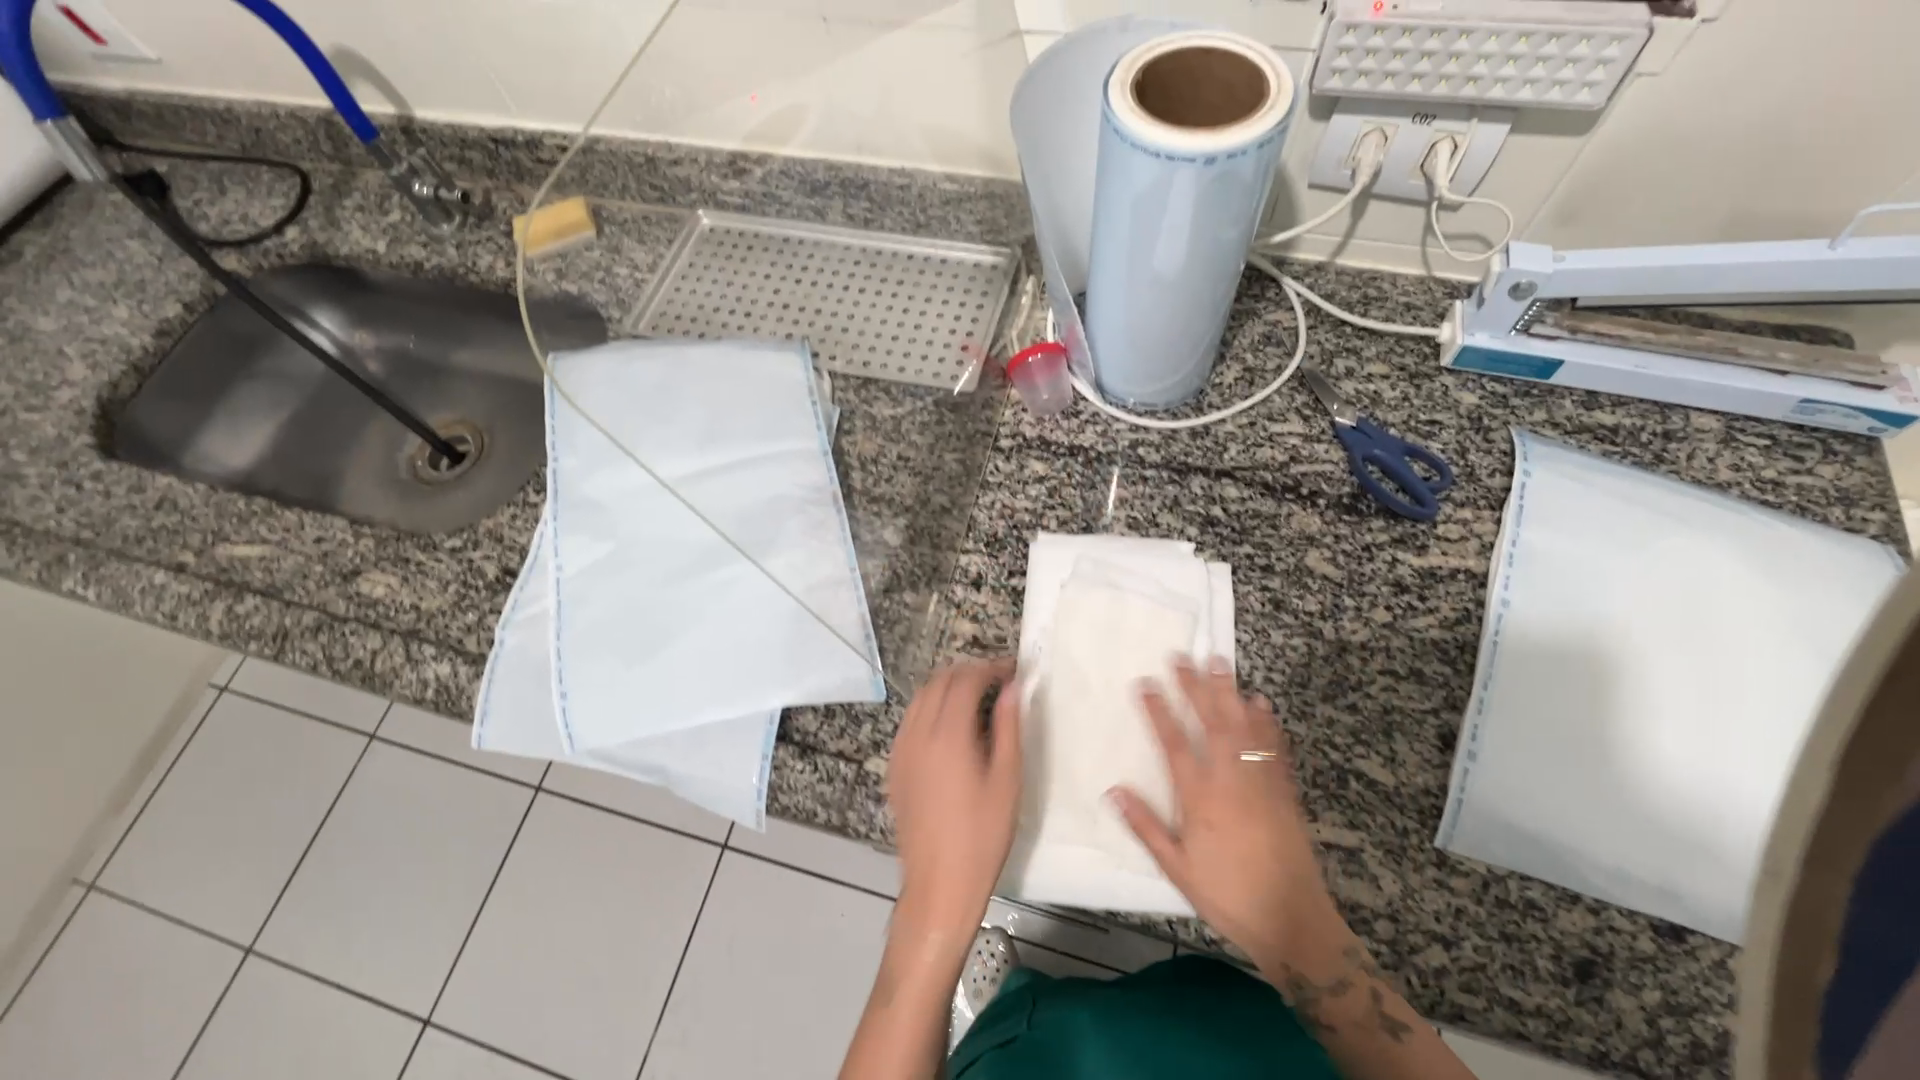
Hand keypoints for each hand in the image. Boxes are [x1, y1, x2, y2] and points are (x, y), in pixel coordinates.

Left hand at [886, 657, 1022, 932]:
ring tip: (976, 698)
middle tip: (998, 681)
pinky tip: (950, 727)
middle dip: (968, 673)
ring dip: (946, 688)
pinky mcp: (895, 767)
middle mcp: (918, 734)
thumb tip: (1011, 688)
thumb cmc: (982, 836)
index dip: (990, 668)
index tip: (1013, 671)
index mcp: (948, 734)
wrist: (939, 883)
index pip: (965, 679)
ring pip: (920, 699)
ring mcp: (901, 750)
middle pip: (938, 682)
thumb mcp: (1008, 780)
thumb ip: (1008, 727)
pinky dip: (929, 709)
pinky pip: (909, 722)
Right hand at [1108, 656, 1339, 967]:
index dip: (1158, 710)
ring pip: (1244, 727)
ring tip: (1220, 663)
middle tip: (1183, 657)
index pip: (1174, 743)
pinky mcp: (1285, 793)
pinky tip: (1262, 704)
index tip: (1145, 683)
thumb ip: (1145, 826)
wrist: (1291, 919)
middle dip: (1195, 687)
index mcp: (1200, 798)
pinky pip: (1274, 748)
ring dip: (1230, 693)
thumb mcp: (1176, 868)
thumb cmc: (1227, 895)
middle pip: (1211, 723)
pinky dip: (1267, 722)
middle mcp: (1231, 781)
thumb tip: (1113, 790)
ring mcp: (1262, 783)